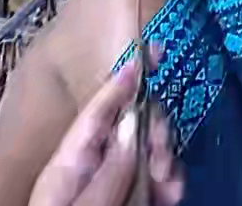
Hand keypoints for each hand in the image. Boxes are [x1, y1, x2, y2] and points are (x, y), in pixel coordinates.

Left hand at [29, 56, 183, 205]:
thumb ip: (105, 173)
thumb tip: (133, 123)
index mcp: (68, 166)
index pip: (97, 112)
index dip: (122, 80)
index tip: (147, 51)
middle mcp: (91, 172)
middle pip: (127, 129)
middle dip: (152, 128)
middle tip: (163, 147)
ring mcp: (111, 190)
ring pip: (146, 155)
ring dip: (163, 156)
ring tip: (170, 178)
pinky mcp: (131, 204)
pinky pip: (152, 183)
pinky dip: (167, 180)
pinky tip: (174, 188)